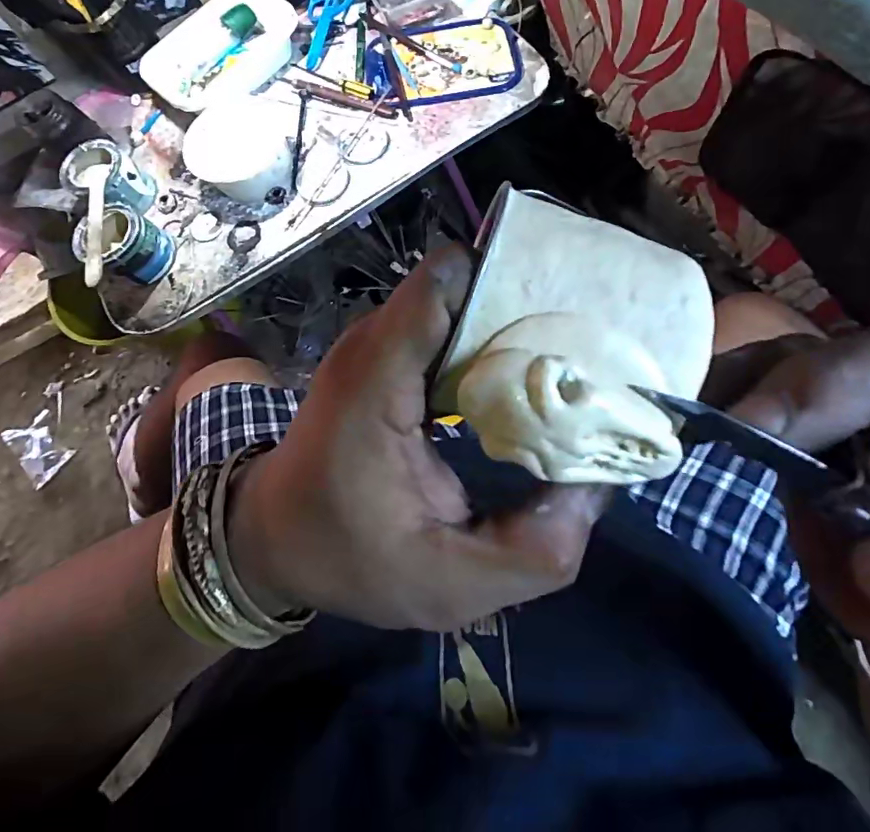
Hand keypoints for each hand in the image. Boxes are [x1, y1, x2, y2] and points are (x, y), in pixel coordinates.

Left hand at [228, 247, 612, 630]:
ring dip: (506, 327)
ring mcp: (370, 347)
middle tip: (590, 349)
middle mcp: (371, 346)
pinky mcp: (376, 359)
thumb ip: (538, 547)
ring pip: (452, 306)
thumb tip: (597, 483)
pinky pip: (438, 329)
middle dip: (524, 307)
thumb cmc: (345, 557)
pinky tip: (516, 382)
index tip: (575, 314)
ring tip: (565, 365)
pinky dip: (481, 345)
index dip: (510, 284)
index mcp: (378, 384)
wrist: (272, 536)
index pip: (441, 285)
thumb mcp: (451, 585)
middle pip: (458, 289)